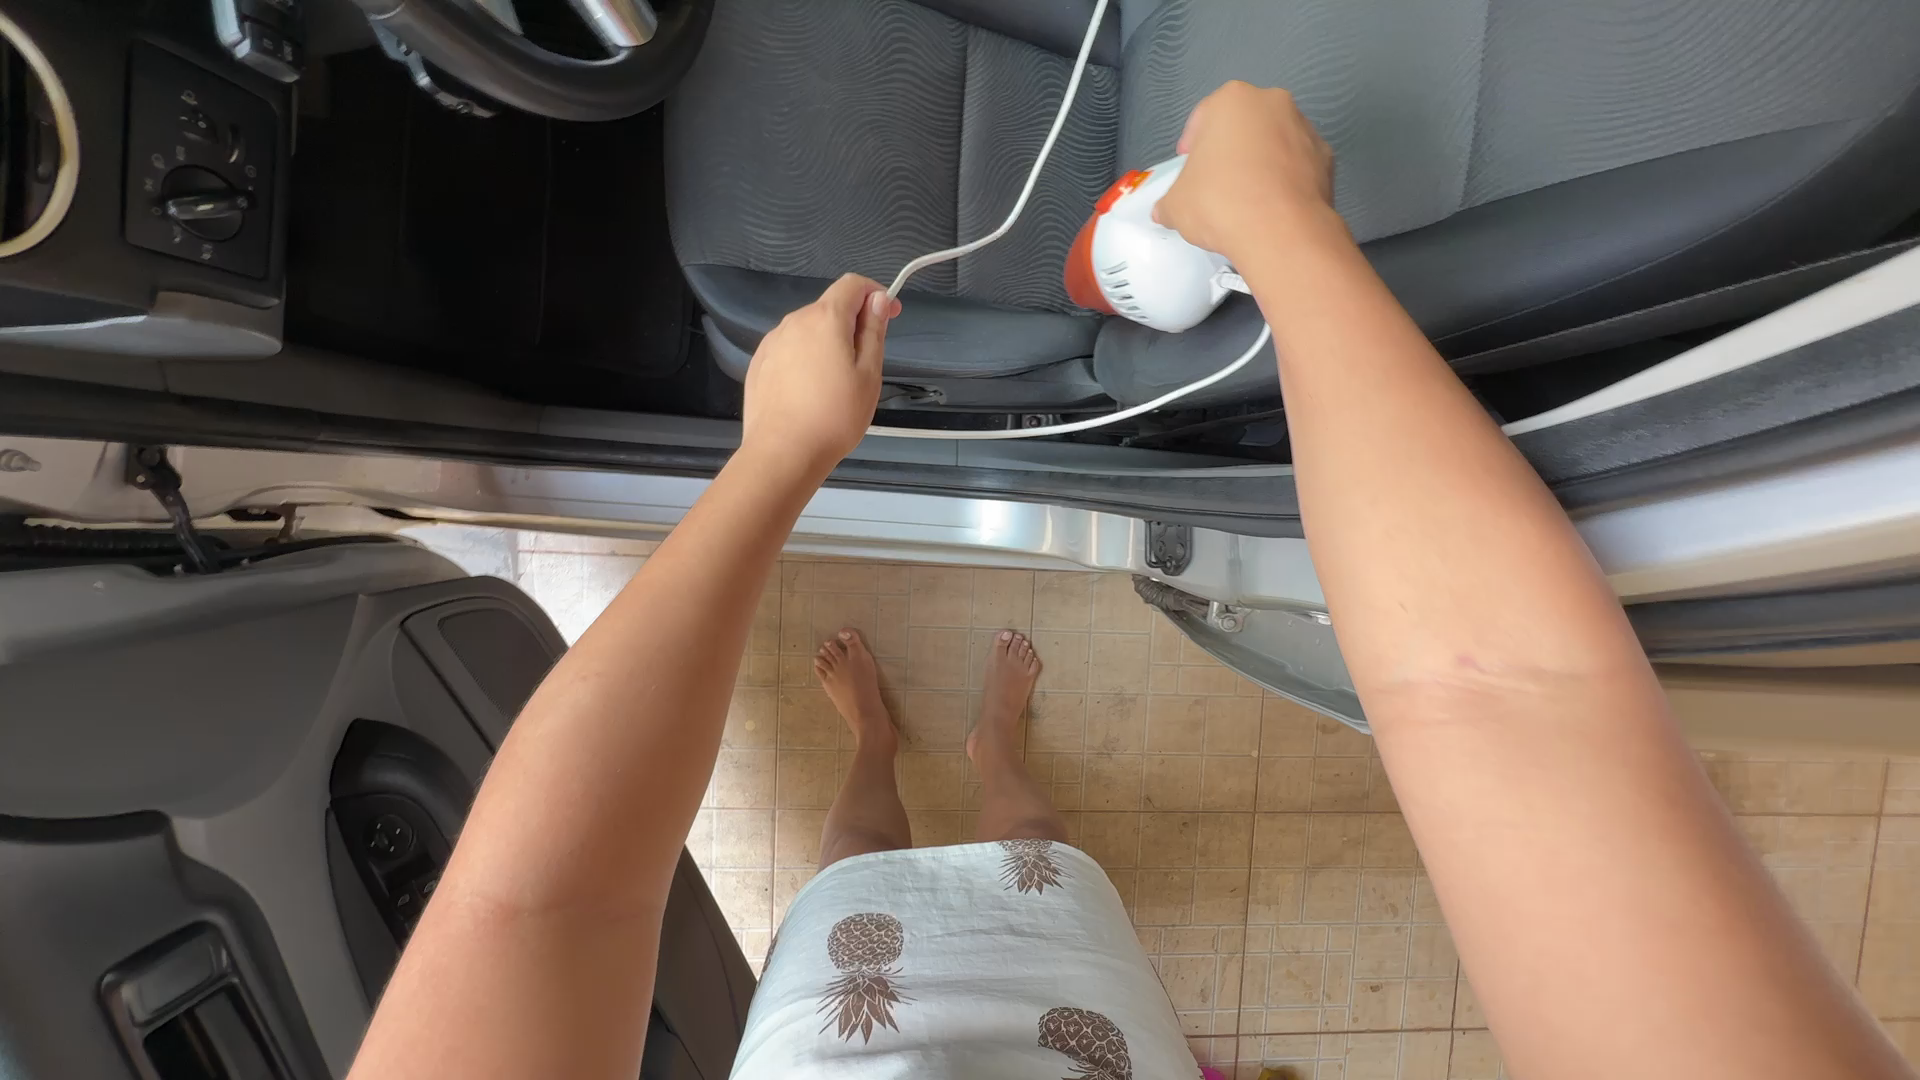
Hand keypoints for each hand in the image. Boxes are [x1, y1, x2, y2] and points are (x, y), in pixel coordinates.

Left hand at [740, 274, 897, 475]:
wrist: (783, 452)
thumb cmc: (835, 416)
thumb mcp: (869, 374)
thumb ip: (873, 332)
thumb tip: (878, 300)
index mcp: (825, 319)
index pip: (853, 284)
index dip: (876, 294)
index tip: (891, 315)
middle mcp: (795, 321)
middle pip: (829, 308)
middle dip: (852, 323)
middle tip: (866, 362)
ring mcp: (772, 342)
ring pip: (808, 330)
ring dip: (828, 343)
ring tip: (837, 384)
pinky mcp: (759, 363)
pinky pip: (790, 350)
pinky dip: (806, 359)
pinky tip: (810, 392)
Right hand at [1154, 81, 1343, 267]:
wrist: (1279, 230)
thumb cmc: (1219, 203)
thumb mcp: (1175, 206)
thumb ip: (1168, 202)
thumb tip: (1165, 211)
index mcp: (1231, 101)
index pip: (1203, 117)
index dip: (1191, 145)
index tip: (1187, 168)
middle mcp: (1272, 102)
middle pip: (1242, 126)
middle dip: (1228, 150)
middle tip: (1215, 184)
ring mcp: (1304, 127)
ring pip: (1272, 142)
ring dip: (1258, 163)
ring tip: (1245, 200)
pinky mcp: (1326, 157)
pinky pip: (1295, 166)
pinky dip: (1283, 181)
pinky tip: (1270, 208)